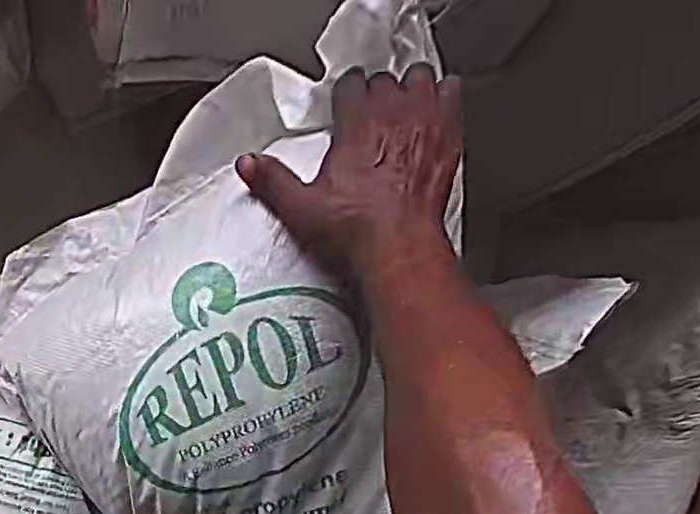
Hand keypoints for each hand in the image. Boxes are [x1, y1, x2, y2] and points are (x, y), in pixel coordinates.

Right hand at [236, 63, 460, 274]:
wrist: (399, 247)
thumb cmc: (356, 231)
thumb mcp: (302, 209)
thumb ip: (273, 181)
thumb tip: (248, 165)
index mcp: (356, 123)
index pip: (351, 86)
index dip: (346, 97)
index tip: (345, 109)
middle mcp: (392, 114)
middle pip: (385, 82)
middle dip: (377, 97)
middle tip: (370, 118)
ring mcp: (424, 121)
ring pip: (419, 80)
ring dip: (410, 91)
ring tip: (402, 110)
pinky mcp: (448, 137)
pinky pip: (451, 94)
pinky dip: (442, 98)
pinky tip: (434, 113)